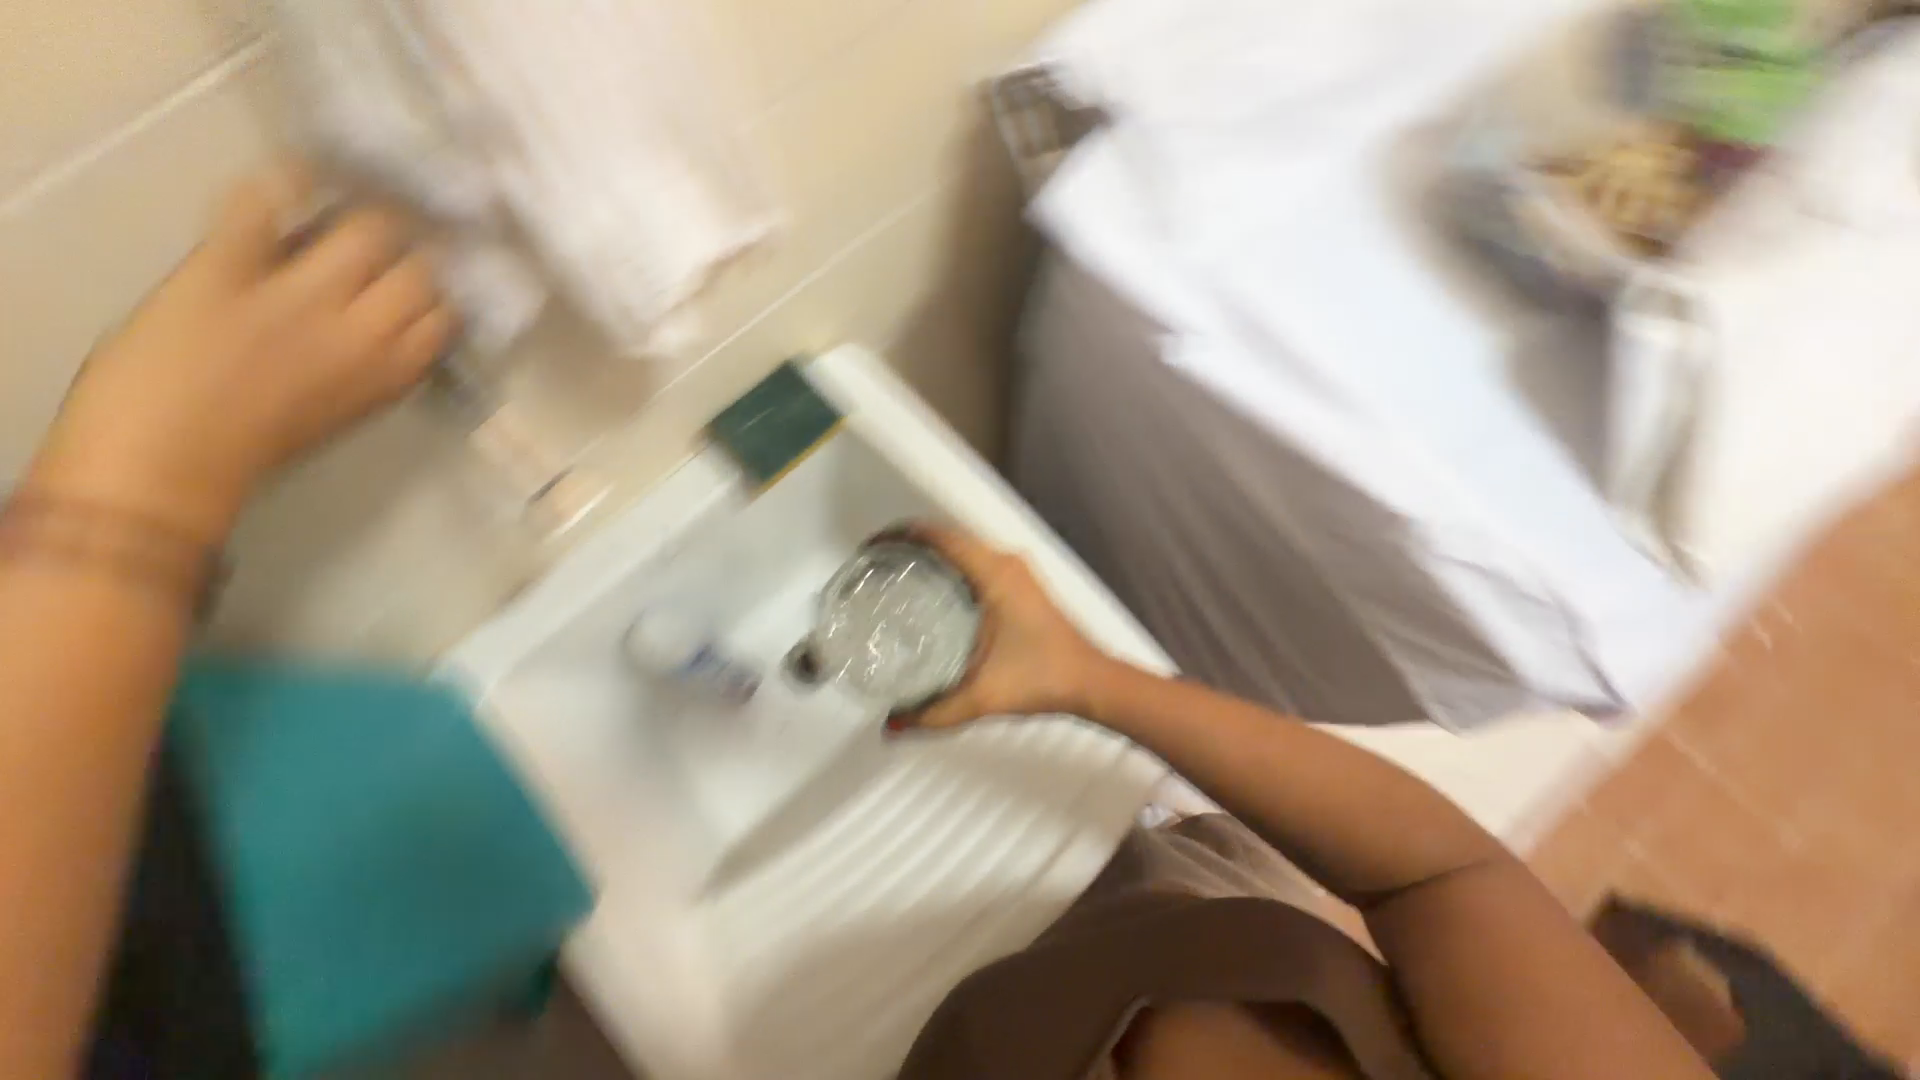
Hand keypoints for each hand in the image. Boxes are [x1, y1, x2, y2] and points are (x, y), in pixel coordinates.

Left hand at [27, 164, 456, 543]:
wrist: (171, 454)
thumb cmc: (267, 441)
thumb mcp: (354, 405)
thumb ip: (383, 361)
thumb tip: (399, 315)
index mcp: (393, 368)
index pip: (446, 311)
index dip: (444, 289)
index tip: (437, 277)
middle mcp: (361, 326)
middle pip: (418, 267)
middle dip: (418, 248)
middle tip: (407, 235)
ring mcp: (296, 291)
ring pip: (365, 231)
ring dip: (369, 216)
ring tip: (358, 210)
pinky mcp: (228, 265)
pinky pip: (261, 204)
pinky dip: (282, 181)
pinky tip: (298, 173)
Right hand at [887, 523, 1110, 731]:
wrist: (1091, 681)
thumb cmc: (1043, 679)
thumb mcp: (981, 698)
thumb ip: (932, 712)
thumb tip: (890, 725)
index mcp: (994, 573)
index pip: (939, 536)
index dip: (901, 534)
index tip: (871, 548)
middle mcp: (1005, 562)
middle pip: (948, 536)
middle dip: (910, 544)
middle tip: (876, 567)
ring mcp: (1017, 570)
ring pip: (964, 548)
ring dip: (931, 554)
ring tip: (896, 576)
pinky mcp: (1022, 583)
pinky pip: (977, 561)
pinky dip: (951, 566)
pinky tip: (933, 593)